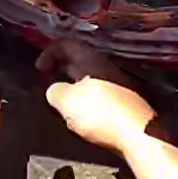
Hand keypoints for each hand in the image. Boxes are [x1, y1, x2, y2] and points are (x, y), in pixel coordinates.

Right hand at [38, 40, 158, 154]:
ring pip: (89, 77)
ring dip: (72, 84)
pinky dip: (86, 98)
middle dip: (60, 68)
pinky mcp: (124, 103)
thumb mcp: (65, 101)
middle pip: (79, 59)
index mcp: (90, 61)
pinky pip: (100, 93)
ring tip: (63, 102)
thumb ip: (54, 91)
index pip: (66, 43)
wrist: (138, 135)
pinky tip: (83, 116)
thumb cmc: (100, 114)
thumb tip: (55, 90)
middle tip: (47, 80)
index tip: (39, 70)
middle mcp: (106, 68)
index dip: (48, 52)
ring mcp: (118, 85)